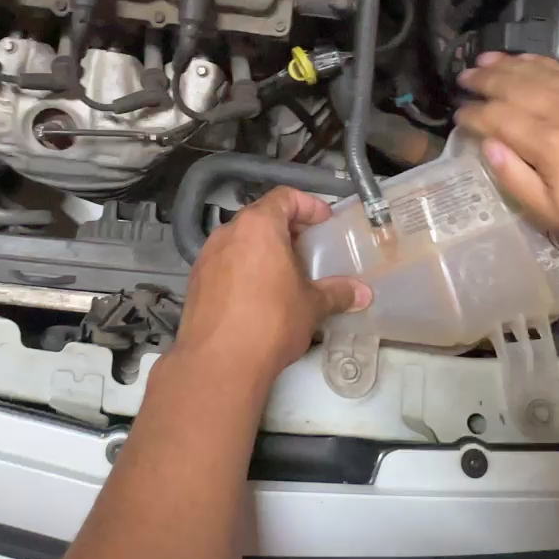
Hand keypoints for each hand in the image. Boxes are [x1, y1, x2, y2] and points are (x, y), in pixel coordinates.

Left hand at [174, 187, 371, 383]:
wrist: (218, 361)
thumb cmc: (270, 322)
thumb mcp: (311, 305)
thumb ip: (337, 293)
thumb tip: (363, 293)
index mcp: (258, 226)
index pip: (284, 197)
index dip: (308, 205)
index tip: (323, 221)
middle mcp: (228, 232)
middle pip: (260, 216)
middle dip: (286, 229)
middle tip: (308, 248)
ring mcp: (207, 256)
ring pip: (240, 240)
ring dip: (263, 249)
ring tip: (284, 273)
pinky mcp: (196, 280)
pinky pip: (225, 263)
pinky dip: (243, 268)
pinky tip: (258, 294)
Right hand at [454, 52, 558, 247]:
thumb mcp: (554, 215)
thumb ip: (515, 180)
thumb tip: (489, 146)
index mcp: (547, 144)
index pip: (496, 119)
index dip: (472, 116)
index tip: (458, 116)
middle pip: (513, 87)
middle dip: (484, 81)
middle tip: (463, 79)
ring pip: (537, 73)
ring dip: (506, 65)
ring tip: (483, 61)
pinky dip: (539, 62)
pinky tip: (524, 60)